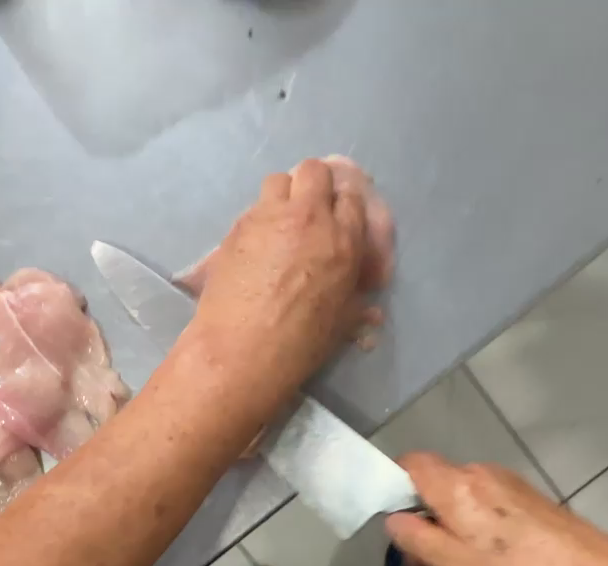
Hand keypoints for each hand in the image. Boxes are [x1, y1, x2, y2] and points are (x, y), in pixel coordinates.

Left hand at [185, 159, 377, 387]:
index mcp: (343, 241)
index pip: (352, 198)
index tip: (339, 223)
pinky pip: (253, 208)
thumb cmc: (299, 345)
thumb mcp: (340, 324)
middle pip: (315, 172)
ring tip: (280, 225)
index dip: (345, 208)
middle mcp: (308, 218)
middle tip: (309, 214)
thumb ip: (355, 303)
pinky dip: (259, 219)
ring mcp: (268, 218)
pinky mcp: (236, 228)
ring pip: (279, 180)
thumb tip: (371, 310)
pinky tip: (256, 245)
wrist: (241, 352)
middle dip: (314, 187)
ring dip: (284, 196)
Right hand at [384, 453, 607, 565]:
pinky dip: (472, 538)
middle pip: (435, 489)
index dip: (392, 485)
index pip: (410, 464)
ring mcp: (506, 487)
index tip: (389, 521)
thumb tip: (393, 519)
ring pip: (460, 506)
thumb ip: (416, 539)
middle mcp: (480, 475)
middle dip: (422, 526)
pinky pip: (484, 513)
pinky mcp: (526, 502)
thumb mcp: (455, 563)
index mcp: (457, 485)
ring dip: (447, 539)